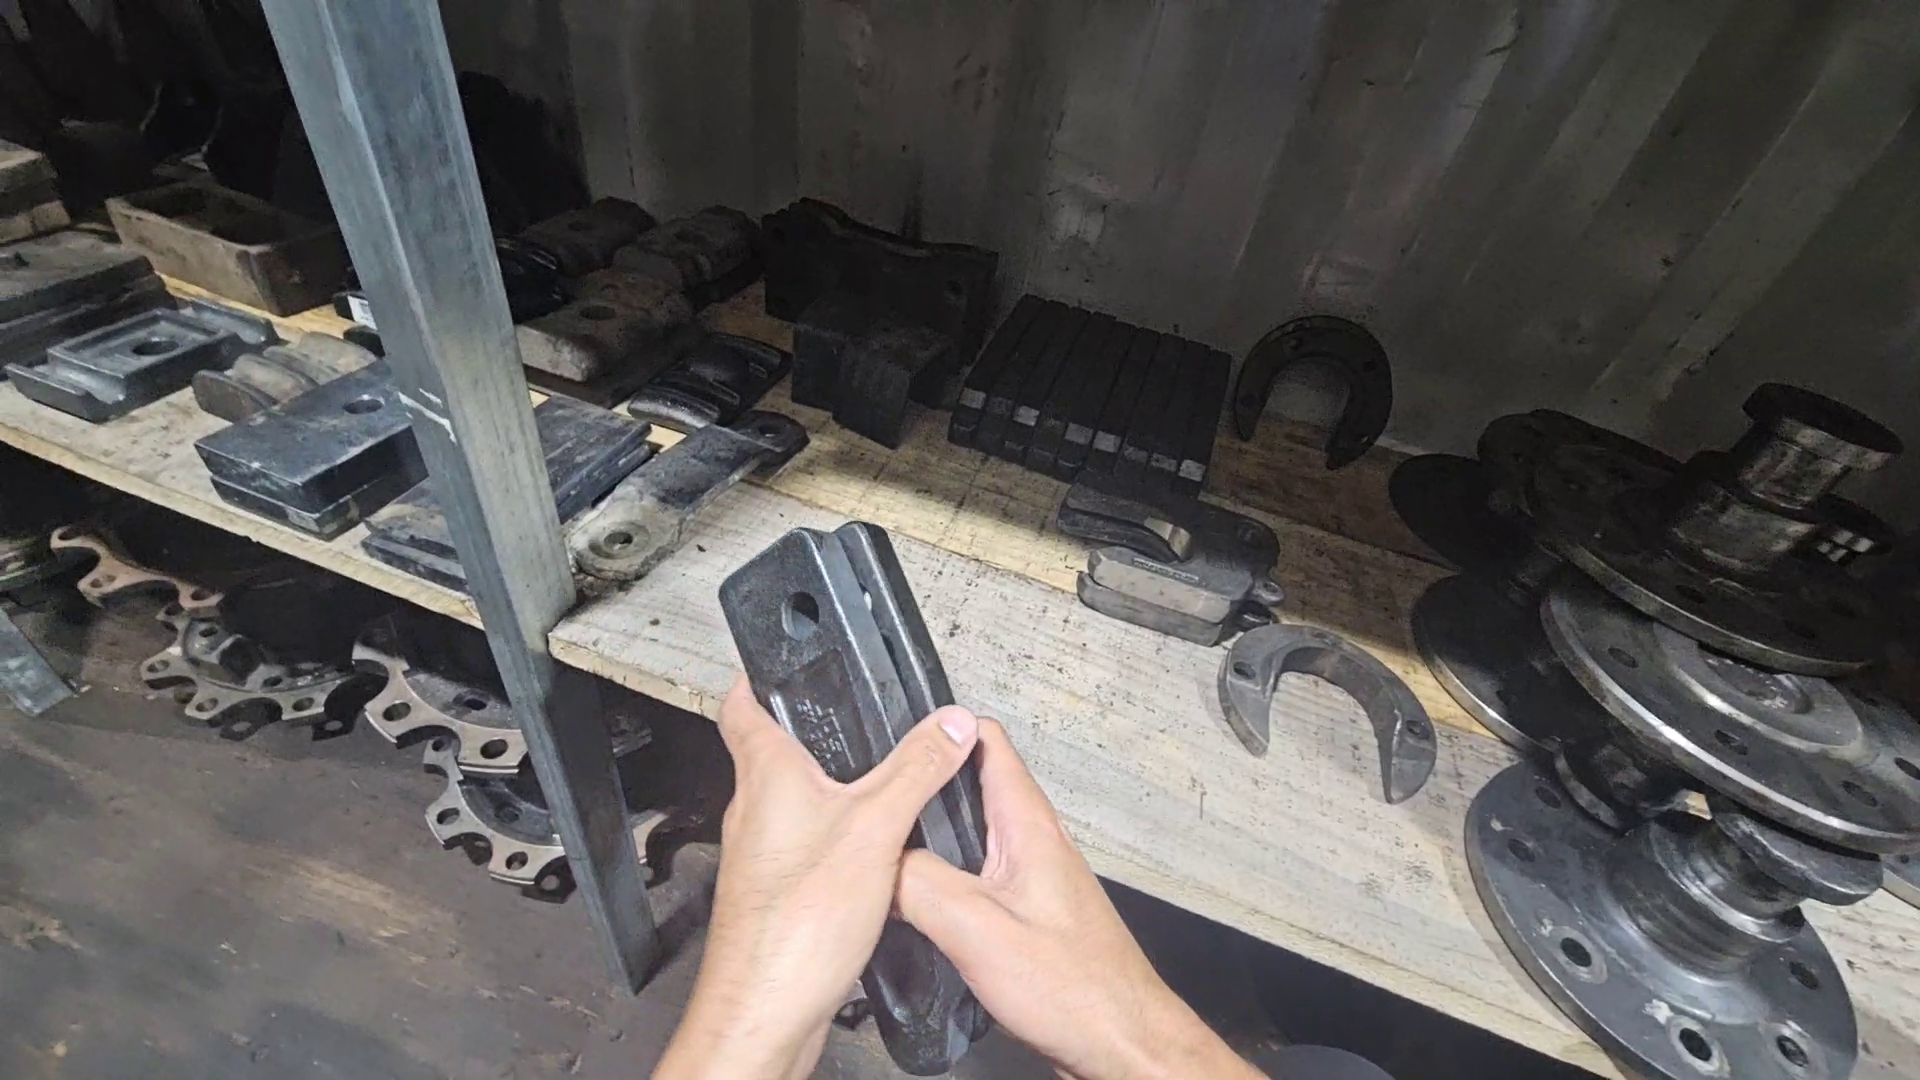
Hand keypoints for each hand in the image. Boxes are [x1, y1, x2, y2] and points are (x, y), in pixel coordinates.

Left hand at [654, 676, 980, 1079]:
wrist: (765, 1013)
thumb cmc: (794, 927)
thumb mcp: (875, 826)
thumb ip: (916, 768)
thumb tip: (949, 724)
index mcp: (766, 775)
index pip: (740, 705)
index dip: (755, 676)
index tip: (773, 660)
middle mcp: (754, 808)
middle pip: (767, 747)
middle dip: (804, 725)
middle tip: (840, 710)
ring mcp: (761, 849)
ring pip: (787, 794)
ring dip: (821, 777)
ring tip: (865, 769)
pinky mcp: (774, 885)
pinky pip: (801, 836)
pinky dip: (830, 824)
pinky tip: (863, 842)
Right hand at [896, 720, 1260, 1079]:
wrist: (1122, 1043)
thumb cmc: (1073, 987)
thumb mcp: (979, 928)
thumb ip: (920, 884)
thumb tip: (876, 861)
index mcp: (1026, 821)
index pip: (985, 739)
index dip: (943, 728)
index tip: (897, 738)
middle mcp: (1029, 834)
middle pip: (969, 780)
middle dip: (924, 781)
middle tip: (875, 793)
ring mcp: (1028, 869)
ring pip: (969, 827)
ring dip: (930, 828)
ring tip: (883, 841)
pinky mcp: (1023, 903)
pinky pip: (974, 867)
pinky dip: (943, 868)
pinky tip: (914, 895)